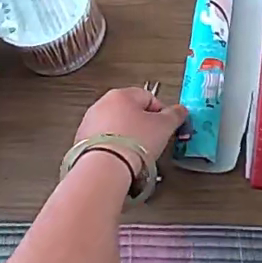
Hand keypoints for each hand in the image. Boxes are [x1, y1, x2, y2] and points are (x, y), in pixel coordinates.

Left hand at [74, 86, 188, 159]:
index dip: (162, 113)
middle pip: (131, 111)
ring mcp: (90, 123)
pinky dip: (114, 149)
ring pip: (116, 127)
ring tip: (137, 154)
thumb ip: (175, 114)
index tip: (167, 126)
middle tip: (153, 140)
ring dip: (128, 137)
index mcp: (122, 94)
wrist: (105, 168)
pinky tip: (122, 159)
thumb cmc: (132, 143)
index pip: (149, 98)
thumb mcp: (165, 126)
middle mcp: (102, 105)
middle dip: (143, 126)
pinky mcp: (81, 142)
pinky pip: (104, 142)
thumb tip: (180, 111)